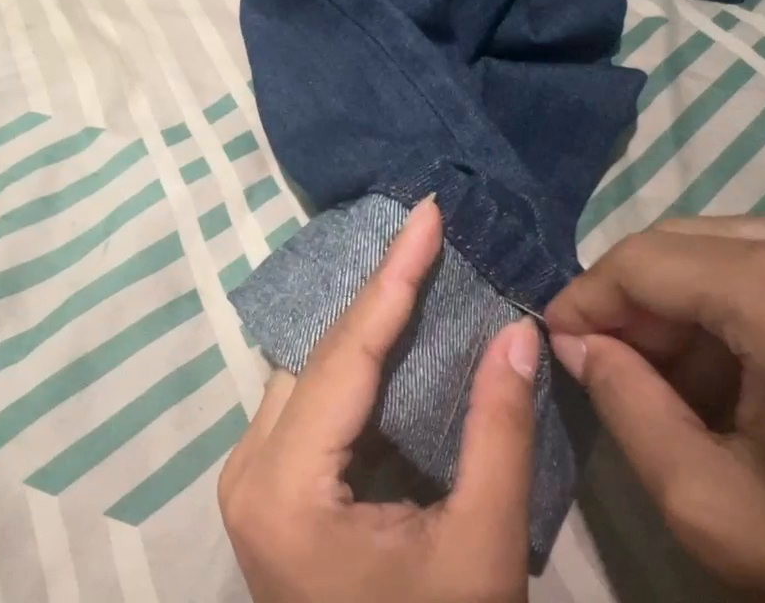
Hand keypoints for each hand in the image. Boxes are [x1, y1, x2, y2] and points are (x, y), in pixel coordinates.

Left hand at [219, 197, 540, 602]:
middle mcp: (247, 469)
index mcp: (284, 485)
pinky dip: (353, 364)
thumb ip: (498, 434)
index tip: (424, 215)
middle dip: (377, 293)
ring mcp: (249, 479)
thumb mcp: (481, 549)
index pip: (345, 354)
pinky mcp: (266, 488)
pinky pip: (308, 401)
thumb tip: (516, 331)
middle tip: (428, 237)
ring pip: (308, 372)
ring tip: (417, 268)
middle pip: (319, 357)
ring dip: (363, 323)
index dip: (392, 278)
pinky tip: (391, 334)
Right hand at [545, 215, 764, 593]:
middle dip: (648, 300)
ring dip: (714, 298)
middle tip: (626, 364)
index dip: (587, 298)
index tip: (559, 341)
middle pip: (702, 240)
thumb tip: (577, 343)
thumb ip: (626, 409)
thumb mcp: (723, 513)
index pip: (646, 259)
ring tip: (709, 377)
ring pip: (763, 243)